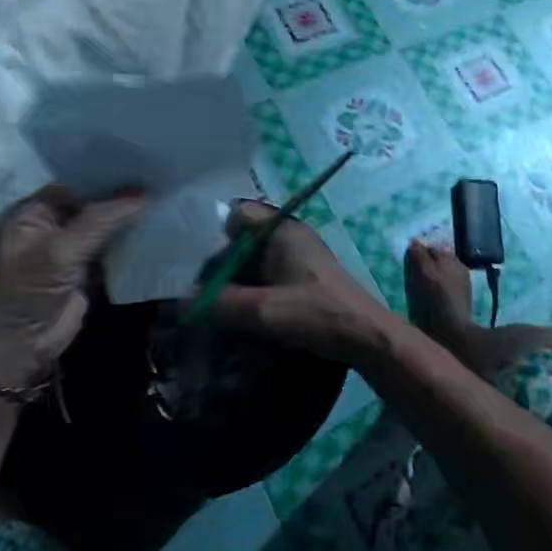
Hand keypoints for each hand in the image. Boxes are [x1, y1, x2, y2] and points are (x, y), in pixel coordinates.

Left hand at [0, 185, 146, 385]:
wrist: (20, 345)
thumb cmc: (27, 292)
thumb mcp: (61, 250)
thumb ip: (102, 220)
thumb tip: (146, 194)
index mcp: (33, 213)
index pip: (77, 183)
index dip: (109, 176)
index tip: (146, 166)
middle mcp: (52, 225)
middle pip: (95, 203)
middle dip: (126, 196)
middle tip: (164, 181)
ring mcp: (72, 248)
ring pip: (109, 224)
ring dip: (134, 218)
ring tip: (169, 199)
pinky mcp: (90, 268)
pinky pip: (117, 246)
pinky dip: (136, 239)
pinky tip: (162, 227)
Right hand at [208, 200, 397, 363]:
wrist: (364, 335)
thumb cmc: (316, 313)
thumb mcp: (261, 310)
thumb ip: (220, 303)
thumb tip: (186, 301)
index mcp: (284, 231)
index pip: (239, 215)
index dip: (216, 236)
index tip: (200, 266)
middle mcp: (292, 238)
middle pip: (244, 241)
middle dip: (222, 266)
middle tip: (199, 293)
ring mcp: (300, 259)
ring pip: (255, 263)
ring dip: (236, 284)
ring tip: (213, 310)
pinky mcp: (304, 281)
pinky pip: (268, 280)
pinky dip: (253, 294)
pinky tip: (239, 318)